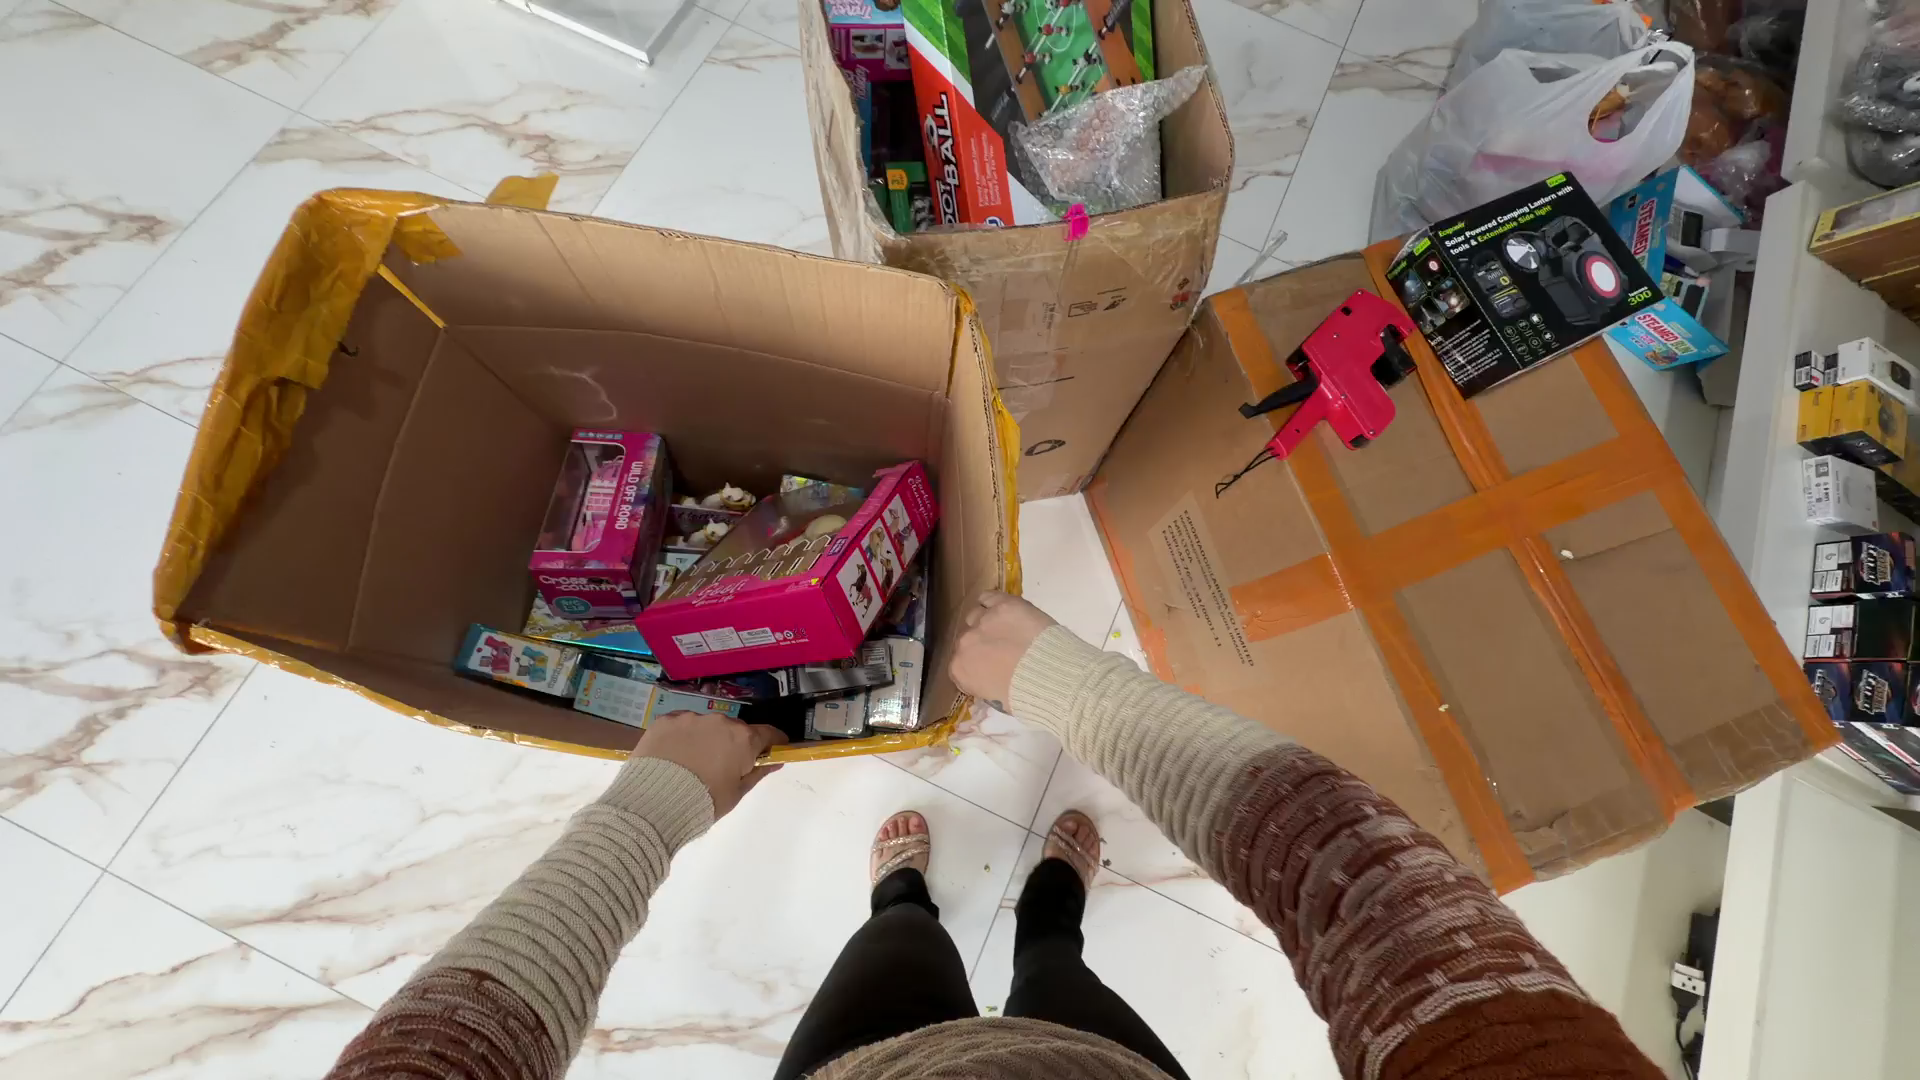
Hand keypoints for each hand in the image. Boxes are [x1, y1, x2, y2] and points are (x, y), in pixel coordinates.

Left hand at [634, 712, 787, 816]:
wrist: (653, 804)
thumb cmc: (703, 802)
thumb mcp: (736, 794)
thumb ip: (757, 773)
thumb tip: (774, 762)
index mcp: (743, 739)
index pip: (768, 734)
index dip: (773, 742)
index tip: (772, 750)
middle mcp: (720, 722)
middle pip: (736, 730)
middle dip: (734, 744)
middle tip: (722, 766)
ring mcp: (692, 718)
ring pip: (707, 726)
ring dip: (706, 739)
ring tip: (691, 763)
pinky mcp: (666, 720)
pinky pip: (681, 725)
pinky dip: (682, 737)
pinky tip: (673, 755)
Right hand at [948, 591, 1056, 712]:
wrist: (1050, 675)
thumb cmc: (1025, 695)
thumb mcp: (998, 701)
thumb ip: (985, 686)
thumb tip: (989, 679)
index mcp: (960, 668)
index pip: (960, 665)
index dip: (975, 667)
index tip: (989, 671)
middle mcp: (965, 641)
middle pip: (967, 640)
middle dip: (981, 646)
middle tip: (1001, 652)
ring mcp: (984, 620)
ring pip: (975, 616)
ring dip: (986, 624)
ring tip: (1005, 630)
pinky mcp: (1003, 604)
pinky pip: (988, 597)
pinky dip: (991, 602)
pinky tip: (1001, 608)